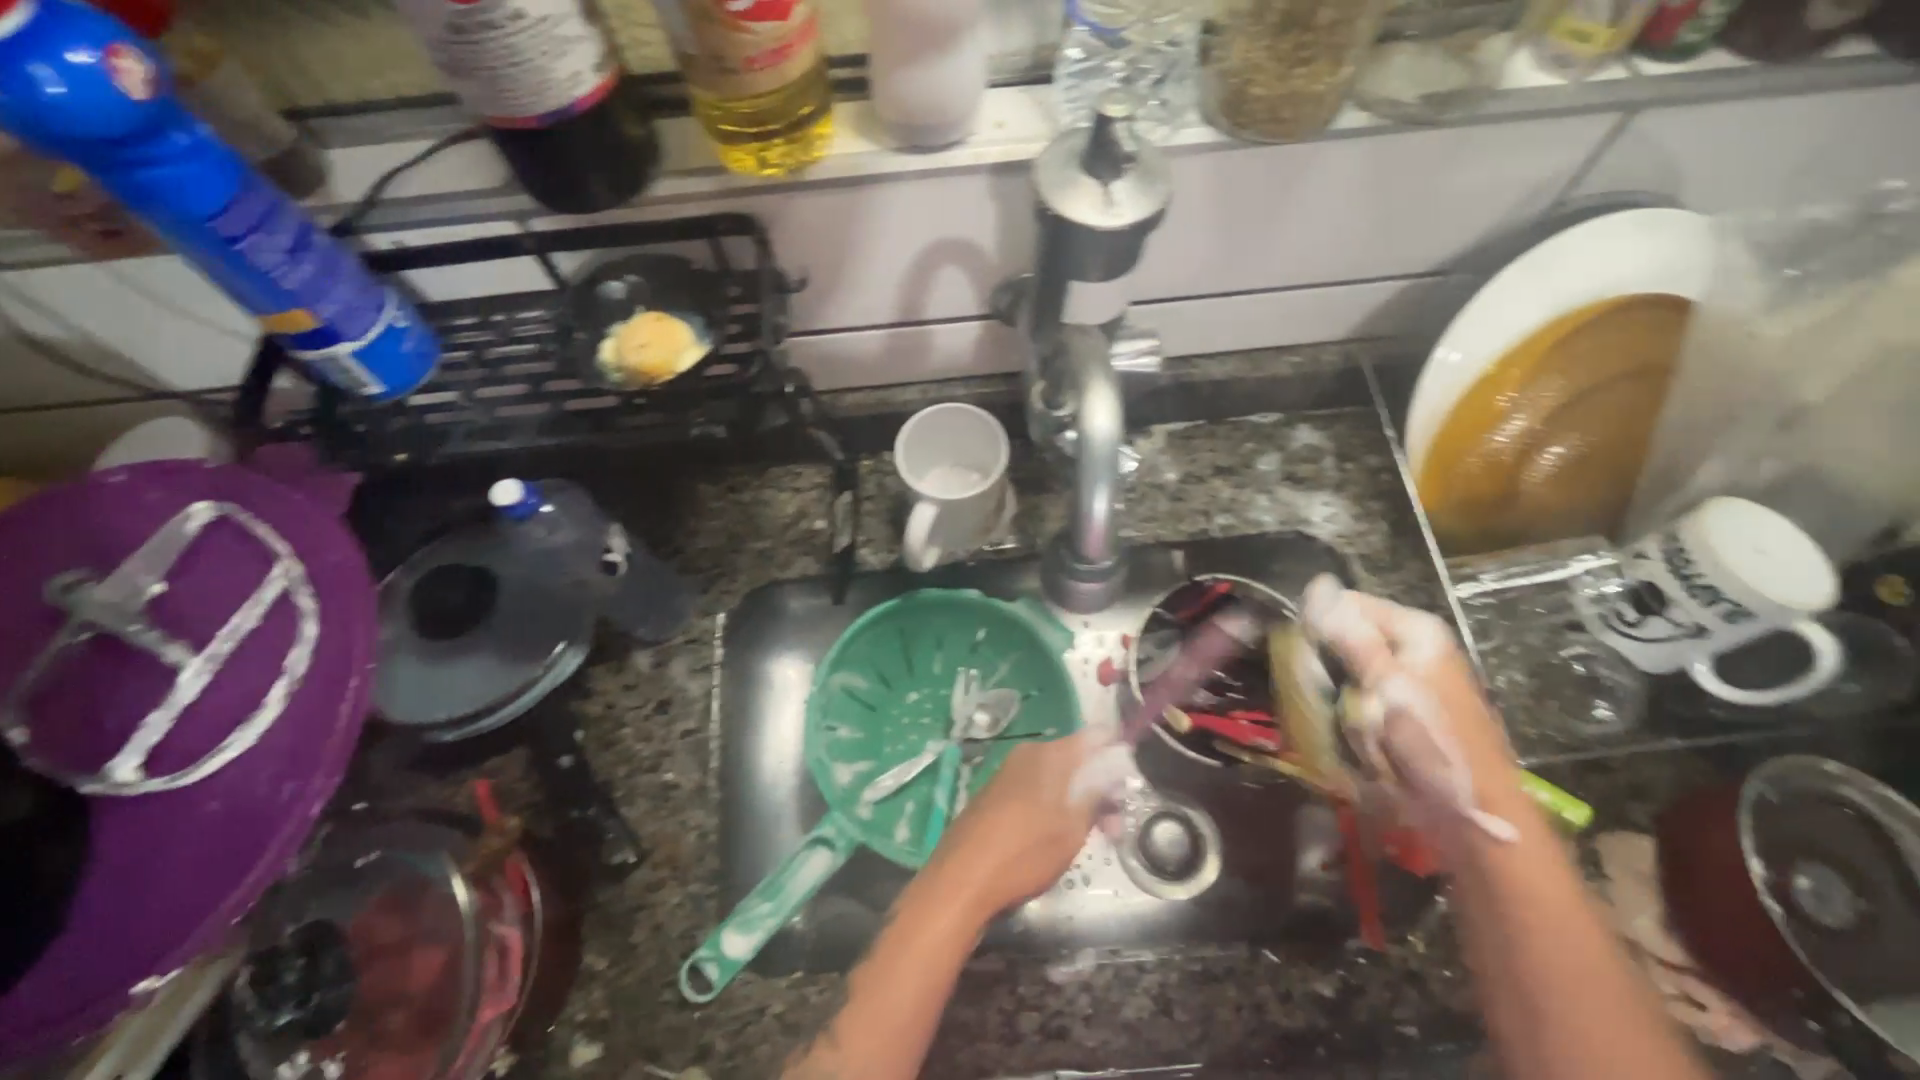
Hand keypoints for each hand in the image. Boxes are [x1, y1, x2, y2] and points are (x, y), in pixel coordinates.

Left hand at [929, 731, 1102, 918]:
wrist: (961, 880)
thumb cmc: (1024, 852)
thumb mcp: (1073, 826)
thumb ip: (1097, 791)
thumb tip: (1114, 763)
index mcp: (1050, 754)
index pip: (1097, 737)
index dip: (1118, 757)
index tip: (1128, 789)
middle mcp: (1028, 754)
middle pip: (1077, 759)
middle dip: (1100, 788)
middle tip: (1112, 829)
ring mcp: (1009, 773)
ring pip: (1057, 778)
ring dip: (1078, 802)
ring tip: (1089, 839)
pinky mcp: (996, 794)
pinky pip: (1036, 790)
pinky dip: (1053, 807)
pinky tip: (1057, 838)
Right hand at [1300, 575, 1522, 847]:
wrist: (1472, 813)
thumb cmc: (1431, 744)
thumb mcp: (1385, 686)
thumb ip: (1350, 636)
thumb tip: (1317, 584)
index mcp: (1414, 631)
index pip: (1345, 604)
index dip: (1317, 626)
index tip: (1299, 658)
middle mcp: (1413, 647)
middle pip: (1345, 637)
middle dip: (1323, 664)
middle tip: (1315, 696)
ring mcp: (1410, 678)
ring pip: (1346, 670)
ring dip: (1331, 693)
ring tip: (1331, 720)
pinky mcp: (1404, 709)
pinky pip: (1358, 697)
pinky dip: (1346, 713)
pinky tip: (1345, 733)